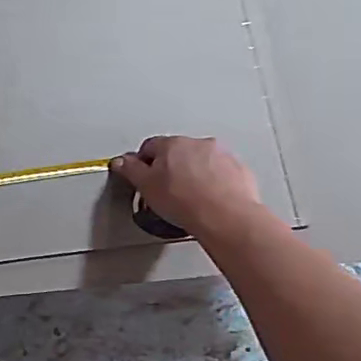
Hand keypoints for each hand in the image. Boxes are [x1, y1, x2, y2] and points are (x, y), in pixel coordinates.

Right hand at [111, 136, 269, 240]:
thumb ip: (129, 169)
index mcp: (172, 144)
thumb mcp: (144, 185)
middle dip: (168, 168)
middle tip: (162, 189)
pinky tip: (204, 200)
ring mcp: (221, 156)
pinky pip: (219, 173)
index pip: (148, 146)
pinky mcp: (238, 171)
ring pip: (199, 161)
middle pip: (175, 152)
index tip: (141, 177)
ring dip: (191, 174)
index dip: (141, 164)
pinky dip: (212, 182)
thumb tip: (122, 162)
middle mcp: (198, 144)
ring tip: (185, 198)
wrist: (224, 216)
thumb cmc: (187, 200)